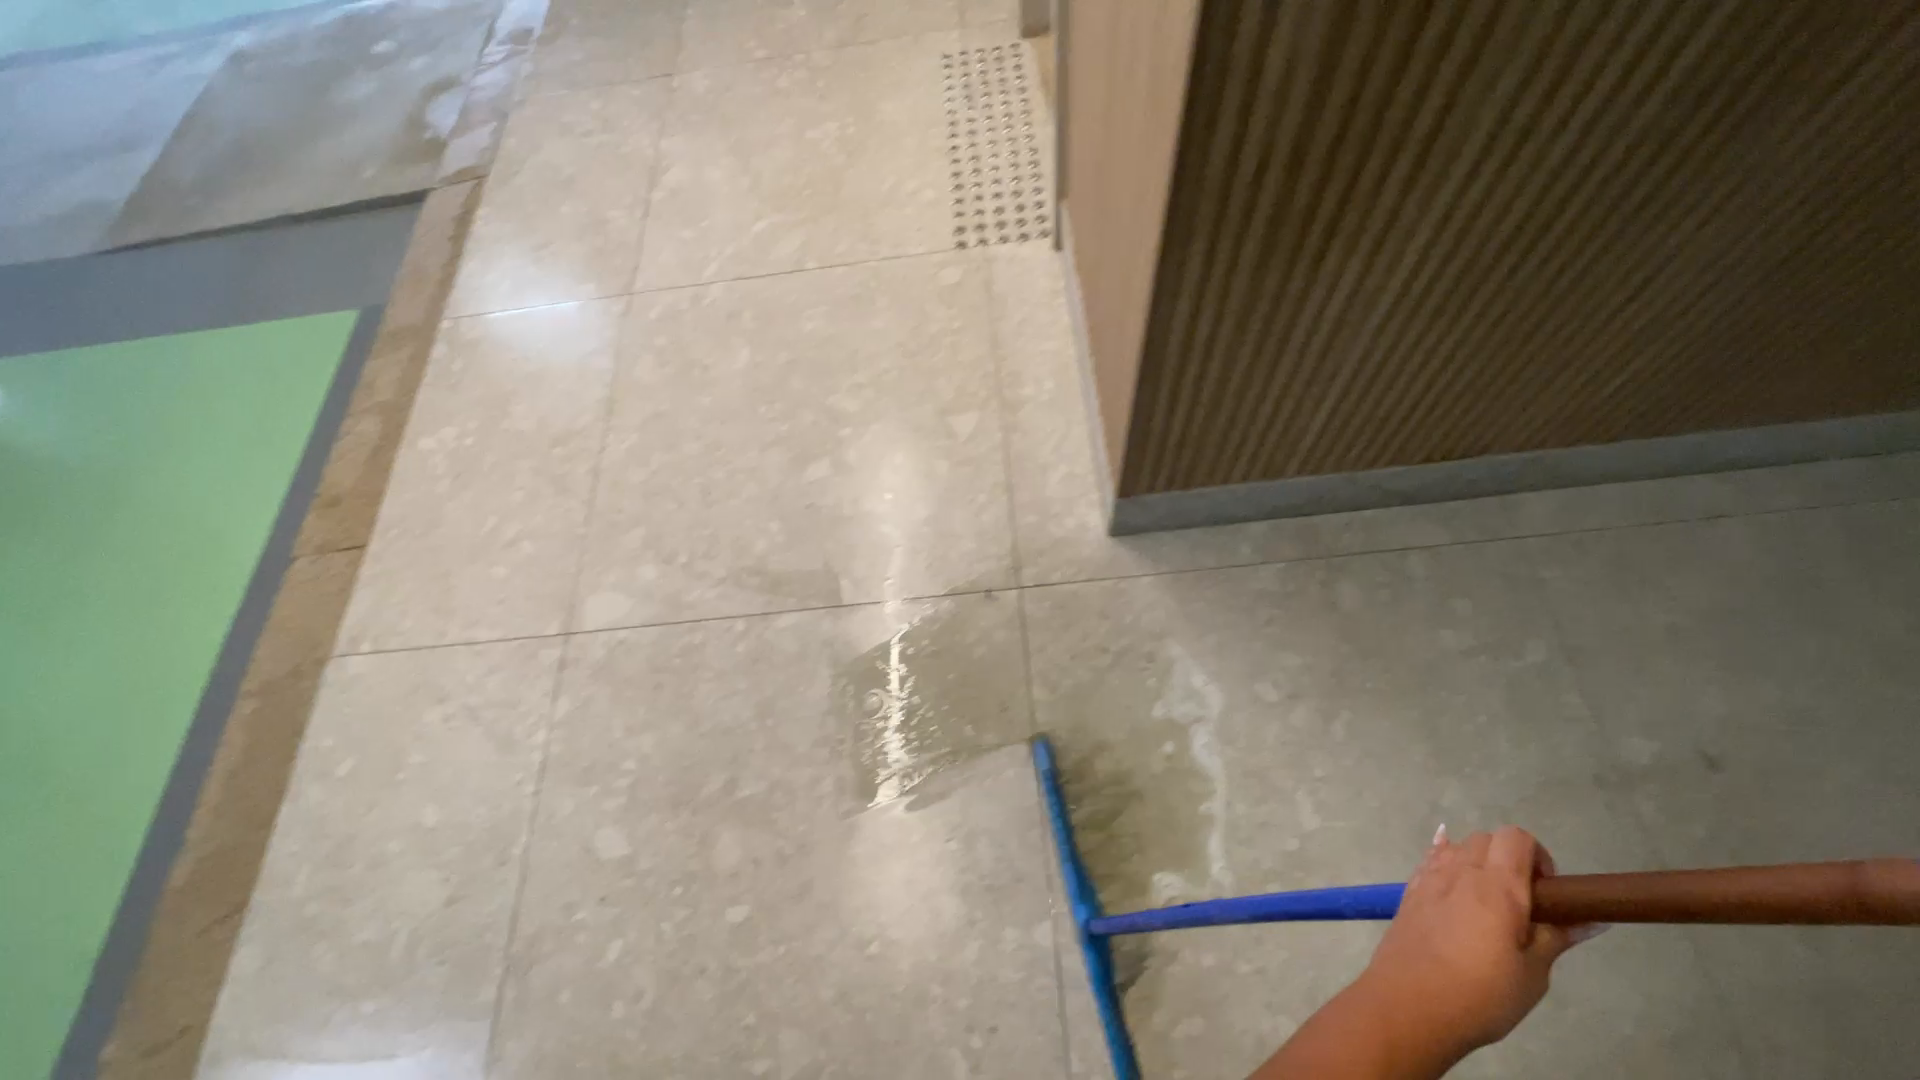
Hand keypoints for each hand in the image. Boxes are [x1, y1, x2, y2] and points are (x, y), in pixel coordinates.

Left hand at [1354, 825, 1591, 1059]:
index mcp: (1495, 885)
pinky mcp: (1408, 893)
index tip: (1547, 892)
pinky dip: (1446, 860)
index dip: (1538, 856)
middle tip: (1524, 901)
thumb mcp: (1532, 973)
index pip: (1516, 837)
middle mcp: (1458, 871)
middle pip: (1486, 839)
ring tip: (1491, 901)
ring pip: (1457, 848)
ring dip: (1479, 862)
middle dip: (1510, 859)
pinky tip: (1454, 878)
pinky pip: (1430, 860)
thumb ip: (1556, 937)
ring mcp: (1428, 879)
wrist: (1409, 1004)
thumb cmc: (1480, 994)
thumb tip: (1593, 919)